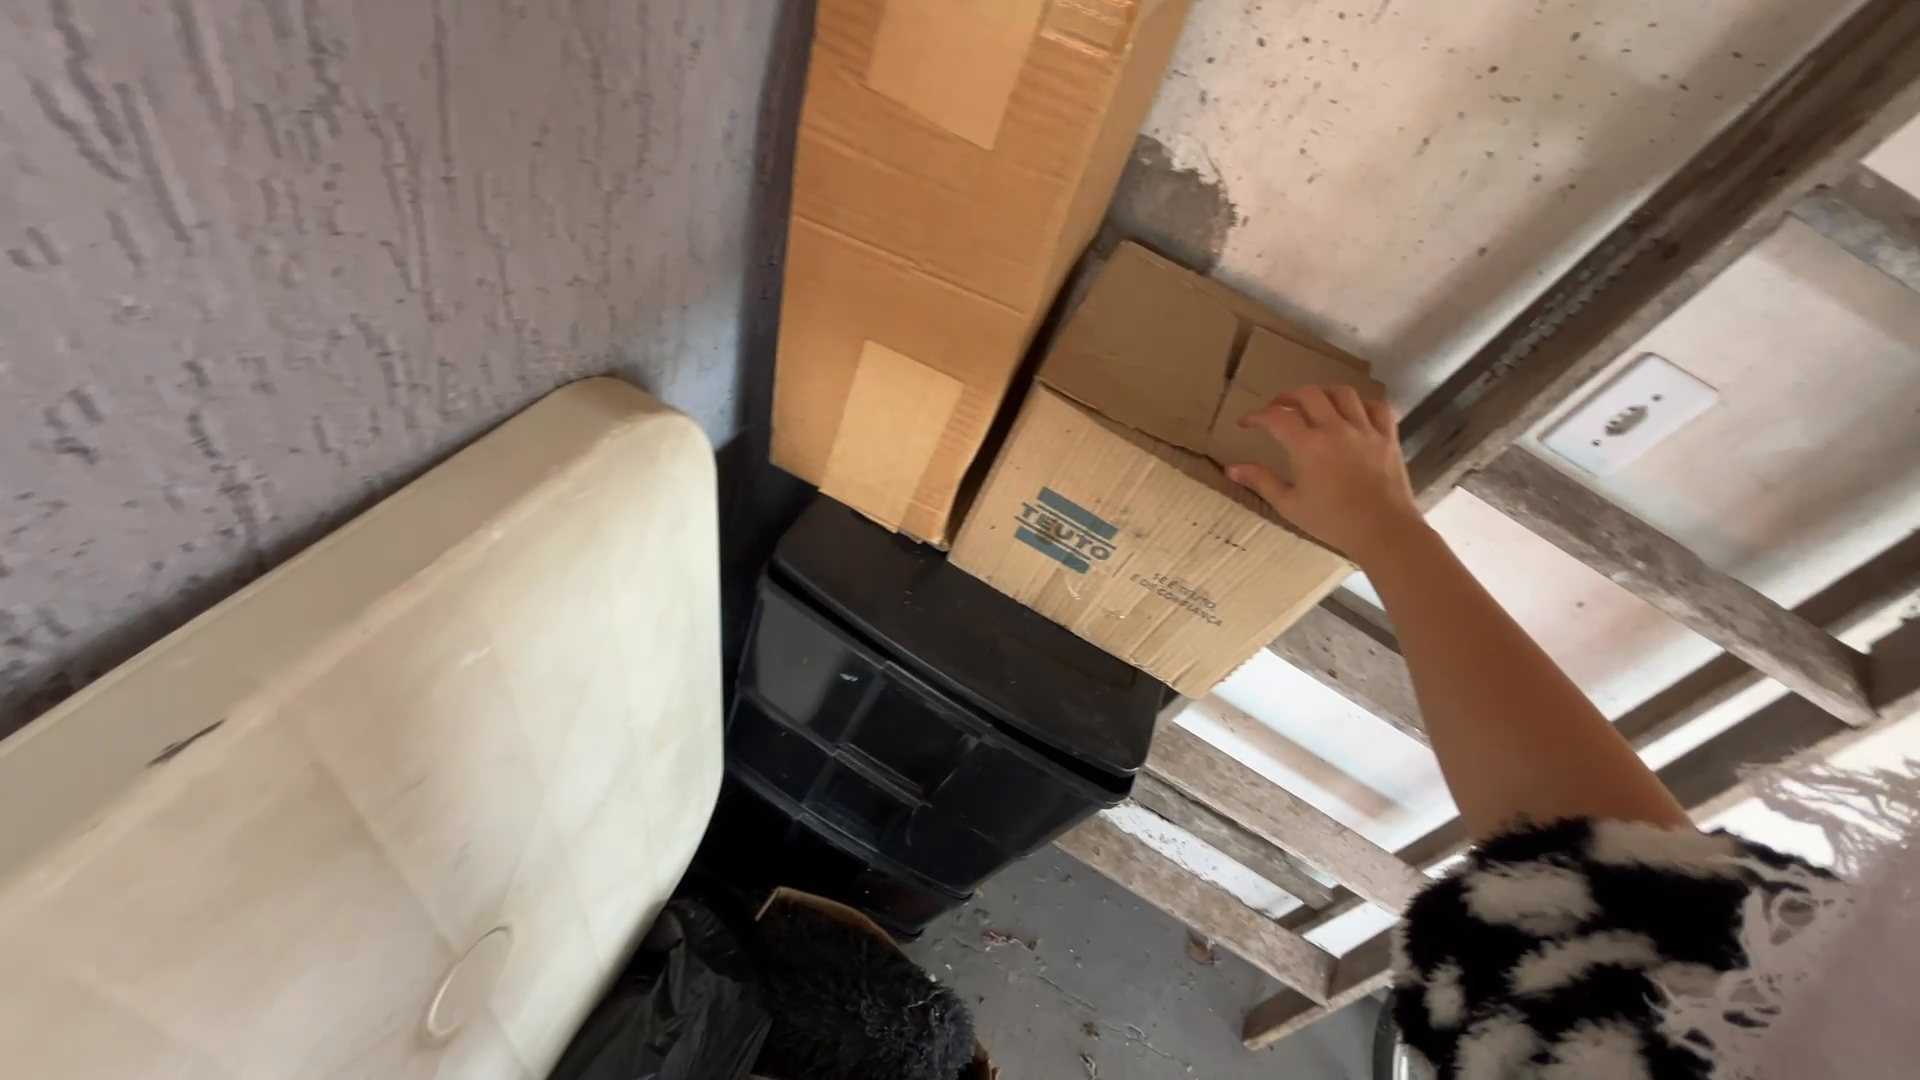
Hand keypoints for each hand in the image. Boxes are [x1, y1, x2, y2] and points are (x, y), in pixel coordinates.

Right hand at [1225, 385, 1427, 567]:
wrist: (1383, 530)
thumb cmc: (1331, 521)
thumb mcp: (1288, 504)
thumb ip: (1260, 481)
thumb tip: (1230, 468)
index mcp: (1308, 446)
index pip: (1276, 418)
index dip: (1256, 416)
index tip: (1245, 422)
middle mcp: (1336, 429)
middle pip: (1309, 394)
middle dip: (1287, 397)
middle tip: (1277, 408)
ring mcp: (1365, 430)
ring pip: (1343, 393)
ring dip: (1323, 394)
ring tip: (1313, 404)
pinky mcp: (1388, 437)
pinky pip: (1377, 407)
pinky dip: (1361, 404)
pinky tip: (1352, 414)